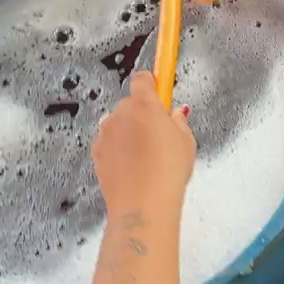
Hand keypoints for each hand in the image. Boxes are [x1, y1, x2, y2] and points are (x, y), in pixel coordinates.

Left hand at [92, 72, 195, 212]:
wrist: (142, 204)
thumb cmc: (166, 172)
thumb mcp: (186, 143)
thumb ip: (179, 122)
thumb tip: (176, 114)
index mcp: (144, 105)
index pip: (143, 79)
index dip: (151, 82)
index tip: (157, 86)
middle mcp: (121, 114)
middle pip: (130, 103)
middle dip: (143, 113)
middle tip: (159, 134)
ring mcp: (105, 134)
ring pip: (118, 123)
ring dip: (129, 132)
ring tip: (147, 156)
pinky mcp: (97, 153)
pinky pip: (108, 143)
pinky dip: (118, 149)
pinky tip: (133, 166)